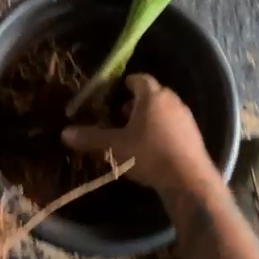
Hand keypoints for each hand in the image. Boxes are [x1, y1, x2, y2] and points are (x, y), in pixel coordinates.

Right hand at [62, 74, 222, 203]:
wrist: (188, 179)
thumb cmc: (149, 154)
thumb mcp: (115, 146)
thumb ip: (91, 138)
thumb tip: (65, 133)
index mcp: (152, 96)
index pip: (139, 79)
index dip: (127, 83)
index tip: (116, 92)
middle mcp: (172, 101)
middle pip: (153, 94)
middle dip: (136, 102)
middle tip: (121, 115)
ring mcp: (186, 118)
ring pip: (164, 110)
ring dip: (150, 117)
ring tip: (135, 133)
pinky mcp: (194, 135)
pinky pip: (174, 125)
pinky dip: (162, 130)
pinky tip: (152, 148)